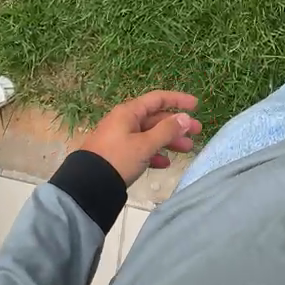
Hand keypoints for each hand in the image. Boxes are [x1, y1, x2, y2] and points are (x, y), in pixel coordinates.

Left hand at [84, 91, 201, 184]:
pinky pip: (141, 149)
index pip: (158, 99)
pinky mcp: (118, 154)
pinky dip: (154, 153)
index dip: (178, 100)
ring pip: (150, 135)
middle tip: (197, 132)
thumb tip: (186, 117)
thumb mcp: (145, 144)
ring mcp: (120, 138)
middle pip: (156, 118)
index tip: (196, 105)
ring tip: (187, 149)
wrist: (87, 185)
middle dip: (177, 125)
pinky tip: (164, 163)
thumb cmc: (118, 158)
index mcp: (129, 112)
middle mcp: (124, 121)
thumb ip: (167, 130)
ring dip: (169, 141)